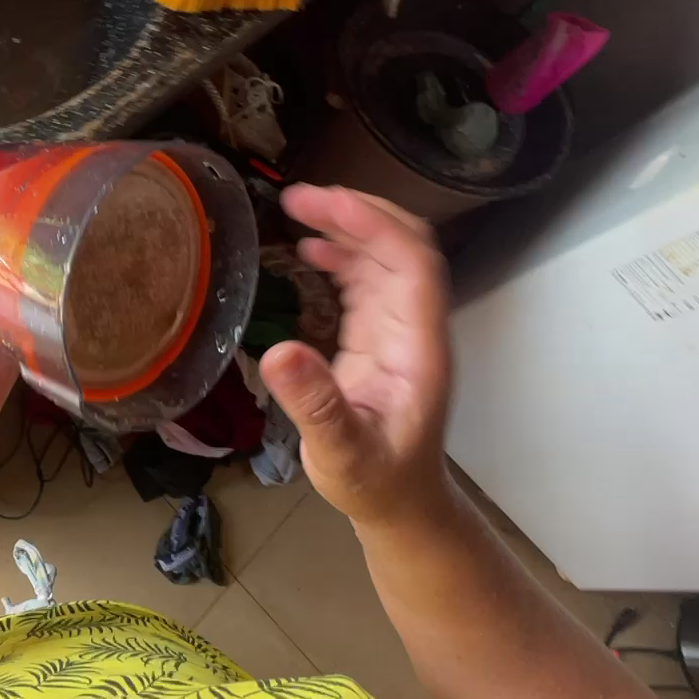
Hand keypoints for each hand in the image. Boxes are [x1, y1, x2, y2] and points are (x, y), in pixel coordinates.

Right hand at [258, 185, 453, 527]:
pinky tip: (309, 249)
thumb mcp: (342, 452)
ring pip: (384, 254)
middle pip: (402, 245)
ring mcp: (399, 327)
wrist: (400, 501)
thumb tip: (279, 352)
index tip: (323, 204)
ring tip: (296, 208)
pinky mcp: (379, 333)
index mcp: (419, 346)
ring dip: (346, 225)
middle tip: (297, 198)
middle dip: (355, 212)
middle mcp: (414, 326)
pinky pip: (367, 277)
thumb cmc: (377, 482)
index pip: (412, 263)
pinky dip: (340, 253)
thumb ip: (316, 406)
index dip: (373, 225)